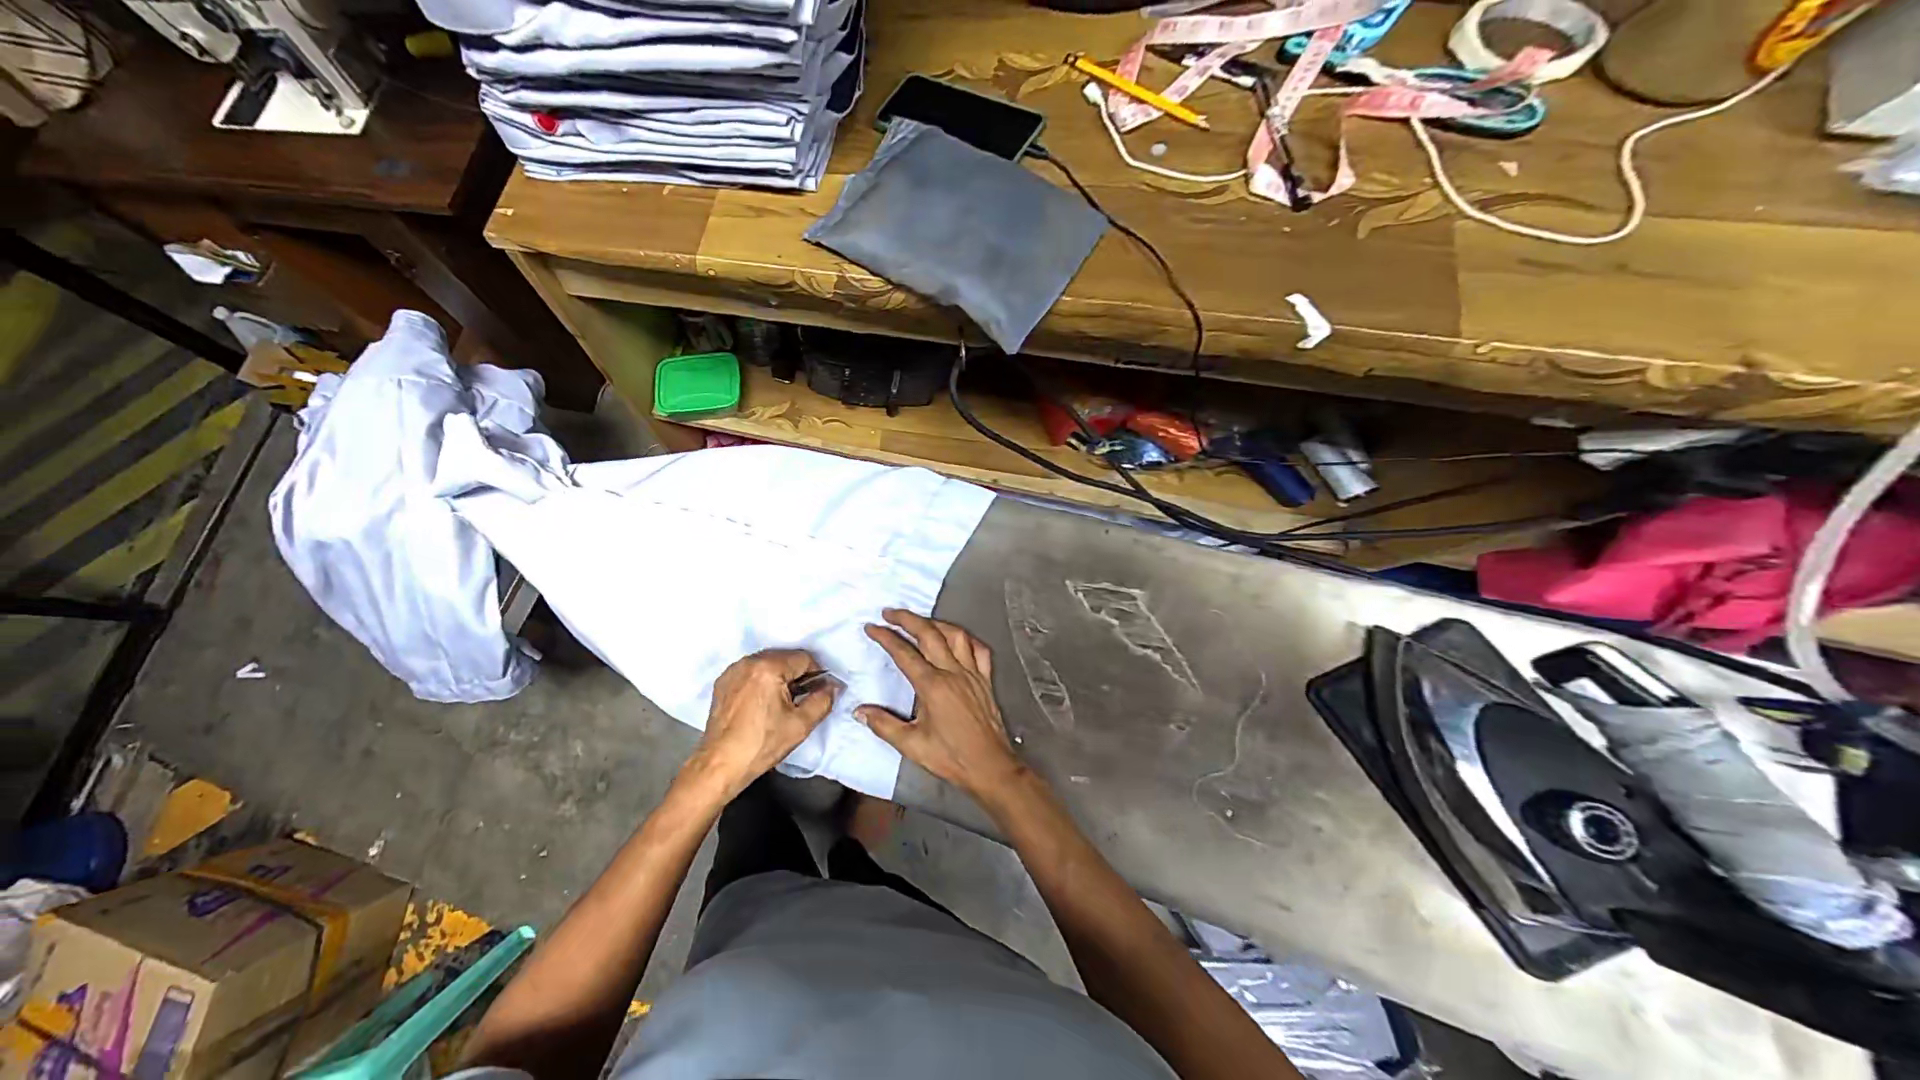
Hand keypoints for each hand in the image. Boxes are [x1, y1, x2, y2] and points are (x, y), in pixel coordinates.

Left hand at [690, 650, 837, 797]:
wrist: (720, 765)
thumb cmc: (762, 745)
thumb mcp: (801, 724)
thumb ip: (823, 700)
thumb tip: (832, 686)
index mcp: (768, 668)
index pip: (803, 658)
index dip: (816, 674)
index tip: (817, 692)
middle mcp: (748, 662)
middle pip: (784, 658)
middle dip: (797, 675)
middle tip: (800, 700)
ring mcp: (732, 671)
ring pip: (767, 664)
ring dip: (779, 677)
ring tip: (780, 704)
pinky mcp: (722, 682)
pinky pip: (750, 673)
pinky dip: (760, 682)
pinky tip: (762, 704)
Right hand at [858, 610, 1026, 804]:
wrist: (990, 767)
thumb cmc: (951, 757)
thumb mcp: (911, 745)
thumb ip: (883, 725)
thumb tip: (859, 711)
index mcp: (932, 686)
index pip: (904, 653)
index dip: (886, 637)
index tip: (872, 627)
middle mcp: (953, 673)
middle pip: (929, 634)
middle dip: (907, 619)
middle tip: (889, 612)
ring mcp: (972, 674)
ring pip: (955, 636)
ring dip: (936, 623)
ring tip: (920, 620)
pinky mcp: (986, 681)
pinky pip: (979, 650)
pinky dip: (967, 639)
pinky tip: (958, 639)